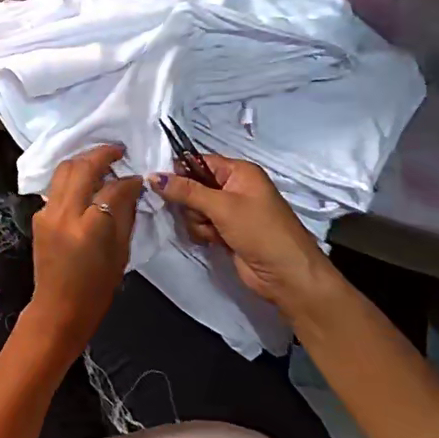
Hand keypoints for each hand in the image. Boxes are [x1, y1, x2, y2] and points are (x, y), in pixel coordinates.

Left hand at [24, 145, 140, 355]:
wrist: (59, 307)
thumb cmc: (97, 287)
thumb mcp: (120, 252)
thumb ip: (125, 215)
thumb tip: (131, 187)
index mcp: (90, 227)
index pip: (112, 188)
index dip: (128, 181)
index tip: (137, 178)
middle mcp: (64, 214)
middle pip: (81, 168)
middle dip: (101, 155)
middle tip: (118, 151)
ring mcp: (47, 213)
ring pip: (63, 171)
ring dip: (83, 161)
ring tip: (101, 161)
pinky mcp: (38, 217)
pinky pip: (55, 188)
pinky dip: (71, 179)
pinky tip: (84, 183)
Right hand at [150, 156, 341, 314]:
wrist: (286, 275)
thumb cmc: (260, 231)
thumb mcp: (223, 207)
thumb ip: (186, 191)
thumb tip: (152, 176)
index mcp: (239, 172)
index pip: (199, 162)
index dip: (180, 172)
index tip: (161, 184)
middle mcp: (234, 187)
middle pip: (192, 186)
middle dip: (191, 203)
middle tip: (202, 214)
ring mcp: (229, 211)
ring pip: (193, 208)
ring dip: (197, 221)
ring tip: (213, 232)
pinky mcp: (225, 231)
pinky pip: (200, 224)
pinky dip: (202, 232)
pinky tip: (214, 241)